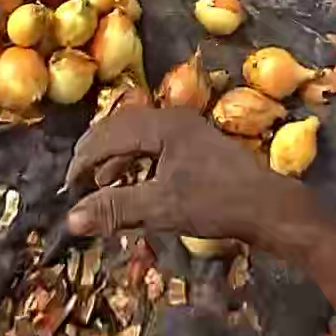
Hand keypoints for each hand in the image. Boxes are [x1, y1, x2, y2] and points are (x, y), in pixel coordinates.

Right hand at [64, 107, 304, 245]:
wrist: (267, 205)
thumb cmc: (215, 202)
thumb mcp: (162, 207)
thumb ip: (116, 208)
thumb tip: (71, 217)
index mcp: (163, 123)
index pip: (111, 134)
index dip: (85, 159)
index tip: (68, 186)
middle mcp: (172, 117)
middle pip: (122, 127)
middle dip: (96, 152)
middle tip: (76, 179)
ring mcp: (184, 128)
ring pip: (137, 135)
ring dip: (115, 158)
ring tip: (99, 184)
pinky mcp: (192, 143)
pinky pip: (152, 144)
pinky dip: (135, 161)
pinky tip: (130, 182)